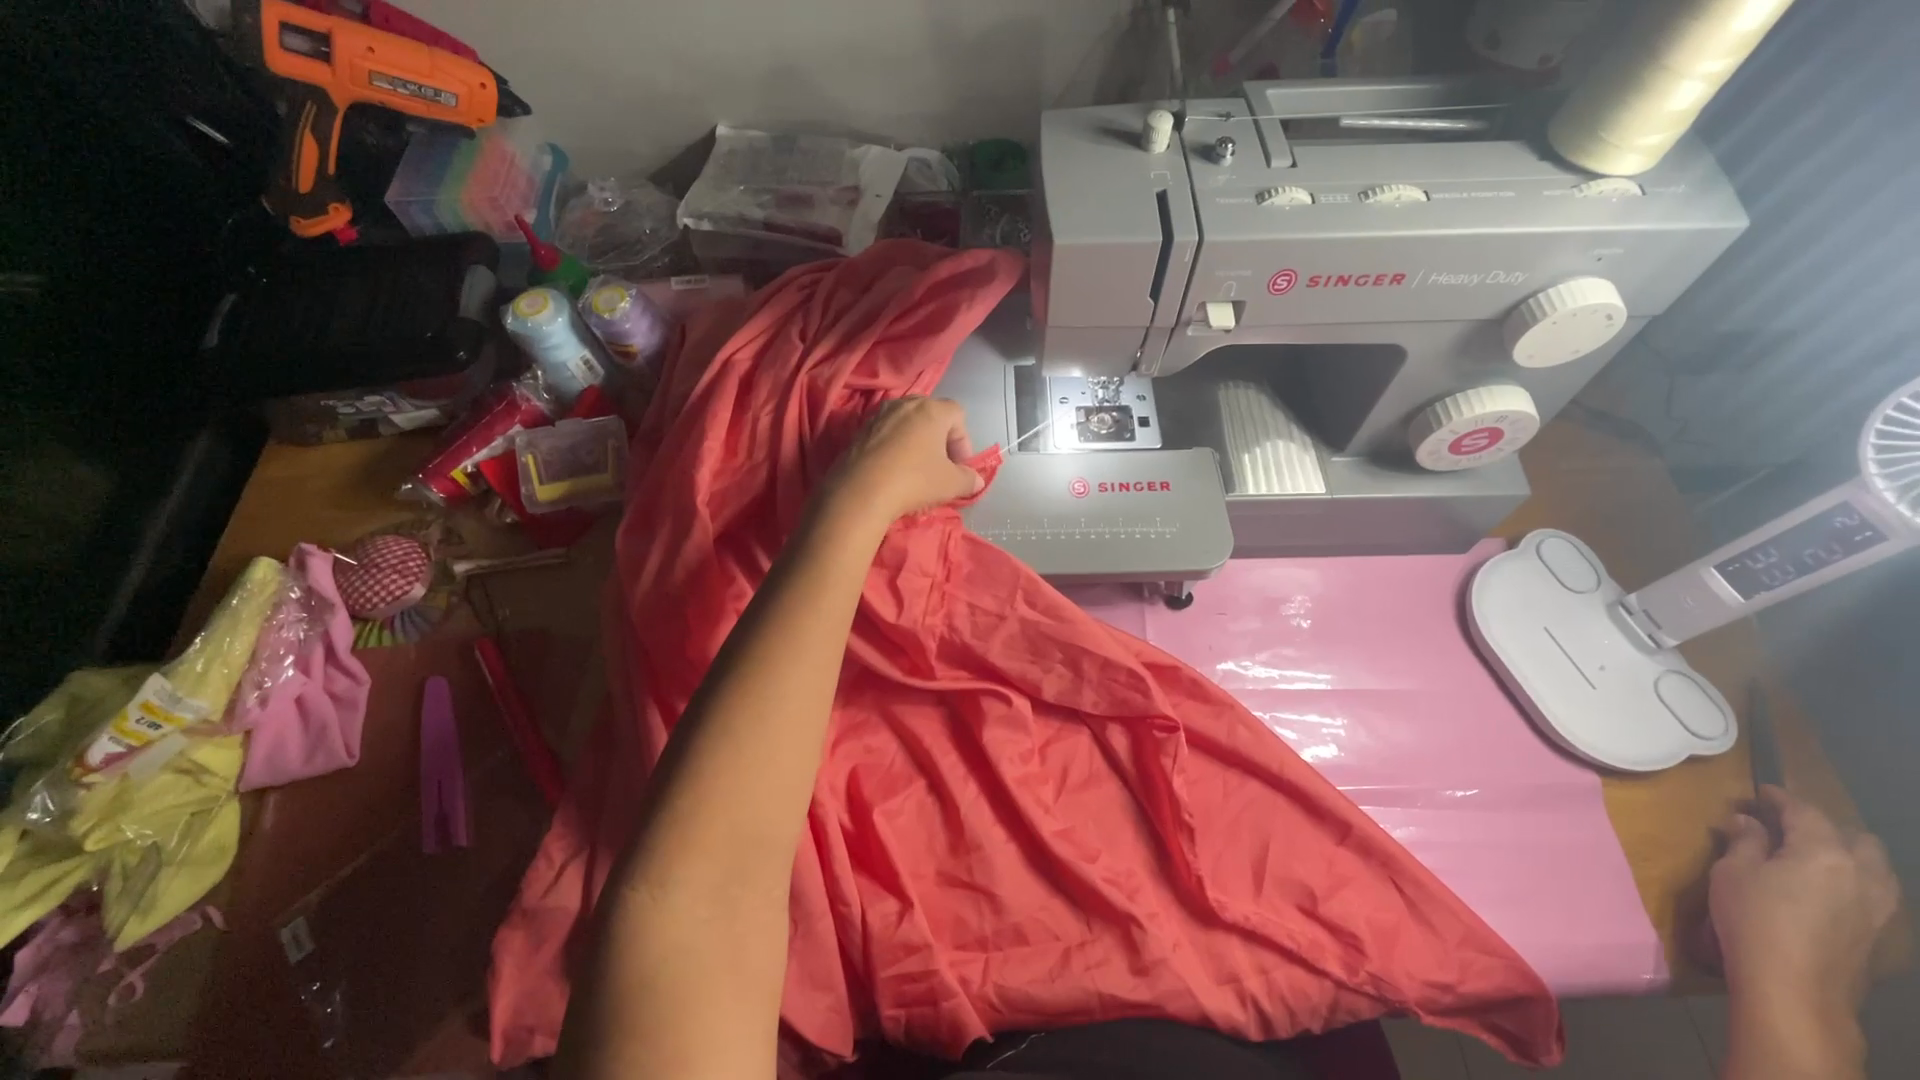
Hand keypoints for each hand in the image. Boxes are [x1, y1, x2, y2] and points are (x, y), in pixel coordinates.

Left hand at [817, 397, 983, 528]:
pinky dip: (894, 448)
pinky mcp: (859, 430)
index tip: (959, 467)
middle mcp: (905, 404)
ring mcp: (879, 415)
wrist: (860, 491)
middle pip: (931, 415)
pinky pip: (886, 434)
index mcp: (932, 410)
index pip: (958, 415)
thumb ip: (969, 479)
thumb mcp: (951, 484)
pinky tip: (892, 471)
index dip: (963, 441)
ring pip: (906, 424)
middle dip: (939, 439)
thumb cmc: (914, 480)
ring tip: (915, 469)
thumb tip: (976, 481)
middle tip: (940, 466)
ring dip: (915, 443)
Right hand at [1710, 785, 1899, 1016]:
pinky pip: (1875, 892)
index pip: (1805, 812)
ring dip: (1847, 853)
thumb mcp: (1733, 872)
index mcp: (1824, 852)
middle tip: (1786, 826)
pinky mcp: (1877, 932)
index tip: (1759, 792)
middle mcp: (1861, 873)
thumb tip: (1747, 821)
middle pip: (1855, 837)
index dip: (1780, 798)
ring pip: (1875, 866)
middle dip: (1823, 825)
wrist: (1793, 987)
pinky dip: (1855, 880)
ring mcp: (1877, 906)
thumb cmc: (1753, 919)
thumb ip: (1744, 842)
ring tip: (1813, 856)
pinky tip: (1829, 890)